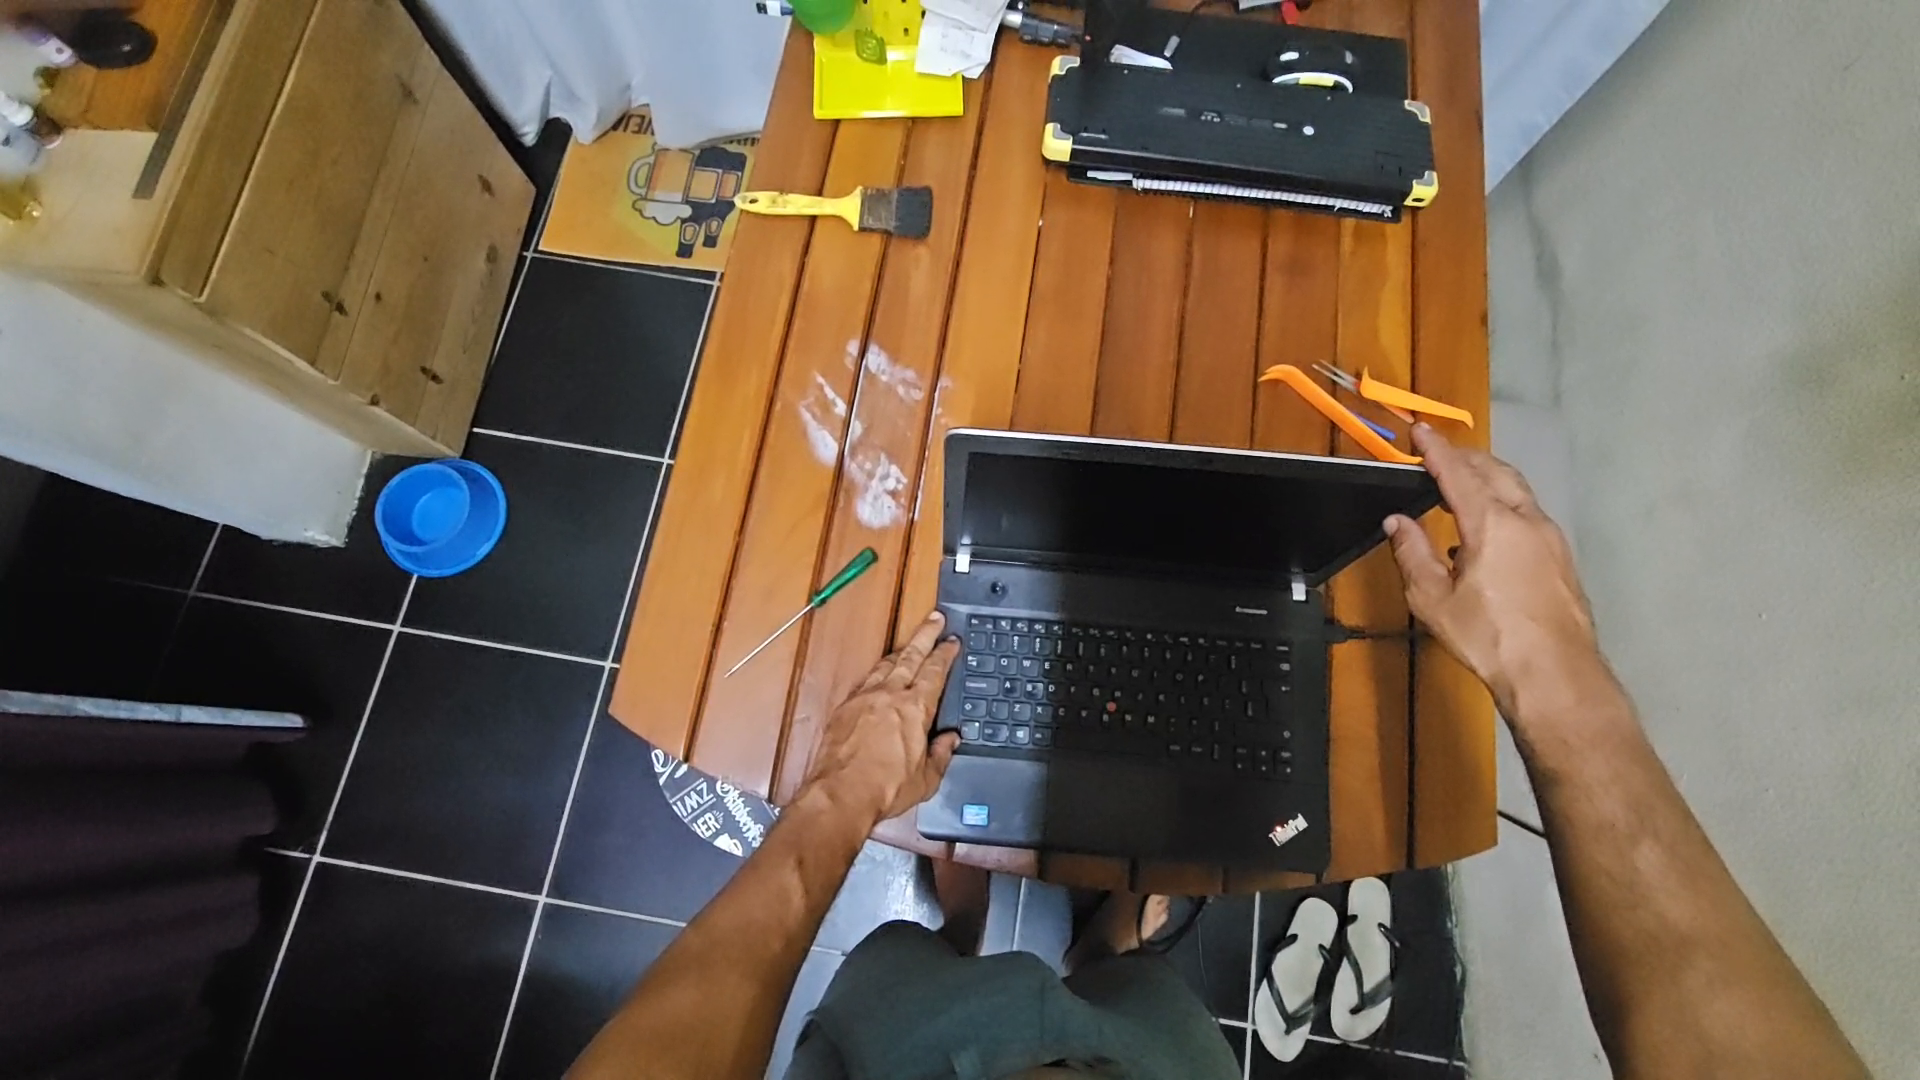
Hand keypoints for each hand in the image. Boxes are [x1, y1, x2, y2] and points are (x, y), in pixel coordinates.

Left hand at [798, 611, 961, 825]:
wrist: (841, 794)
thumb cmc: (886, 788)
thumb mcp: (927, 778)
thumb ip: (941, 754)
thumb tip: (951, 739)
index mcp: (916, 708)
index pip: (936, 671)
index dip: (946, 653)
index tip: (952, 640)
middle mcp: (891, 695)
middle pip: (912, 655)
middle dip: (926, 635)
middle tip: (935, 618)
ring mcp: (866, 698)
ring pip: (887, 664)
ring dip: (902, 651)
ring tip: (910, 643)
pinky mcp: (846, 707)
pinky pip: (867, 680)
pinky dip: (878, 672)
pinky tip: (880, 673)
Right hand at [1384, 425, 1600, 713]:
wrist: (1554, 672)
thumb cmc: (1487, 635)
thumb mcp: (1432, 597)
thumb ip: (1412, 553)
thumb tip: (1397, 521)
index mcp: (1492, 525)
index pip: (1458, 474)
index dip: (1436, 450)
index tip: (1420, 431)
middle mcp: (1527, 521)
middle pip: (1497, 472)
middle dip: (1466, 457)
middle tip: (1439, 453)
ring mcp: (1550, 539)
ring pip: (1517, 491)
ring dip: (1487, 478)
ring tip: (1460, 483)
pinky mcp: (1560, 558)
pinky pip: (1527, 514)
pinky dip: (1502, 503)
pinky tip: (1484, 529)